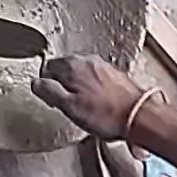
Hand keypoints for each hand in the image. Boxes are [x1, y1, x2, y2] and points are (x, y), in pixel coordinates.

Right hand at [31, 55, 146, 138]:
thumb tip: (36, 83)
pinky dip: (93, 87)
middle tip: (68, 103)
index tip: (53, 97)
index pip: (48, 67)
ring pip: (81, 72)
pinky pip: (95, 77)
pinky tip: (98, 102)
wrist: (140, 117)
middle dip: (63, 83)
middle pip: (65, 68)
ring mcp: (102, 65)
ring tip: (85, 105)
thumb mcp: (69, 107)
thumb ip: (48, 91)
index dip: (47, 84)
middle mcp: (87, 60)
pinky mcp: (115, 74)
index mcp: (72, 65)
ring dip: (79, 85)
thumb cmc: (107, 114)